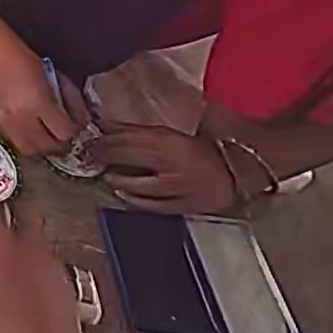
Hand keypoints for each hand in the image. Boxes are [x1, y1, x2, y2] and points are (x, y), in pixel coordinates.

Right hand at [0, 40, 78, 157]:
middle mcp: (23, 117)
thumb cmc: (30, 65)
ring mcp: (8, 122)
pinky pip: (16, 143)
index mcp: (40, 104)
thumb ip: (73, 102)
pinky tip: (32, 133)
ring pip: (30, 150)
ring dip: (43, 148)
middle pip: (48, 146)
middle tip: (64, 137)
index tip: (75, 127)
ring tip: (48, 139)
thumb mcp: (58, 80)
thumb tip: (83, 122)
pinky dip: (27, 142)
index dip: (74, 131)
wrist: (0, 59)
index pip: (64, 132)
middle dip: (60, 144)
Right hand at [0, 206, 85, 332]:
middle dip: (0, 232)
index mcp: (3, 244)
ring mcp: (49, 262)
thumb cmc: (8, 328)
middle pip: (14, 222)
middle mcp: (29, 246)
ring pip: (31, 243)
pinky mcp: (62, 281)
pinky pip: (44, 265)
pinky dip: (32, 272)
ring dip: (16, 252)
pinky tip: (22, 295)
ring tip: (1, 277)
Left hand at [96, 126, 235, 213]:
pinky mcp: (185, 206)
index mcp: (169, 140)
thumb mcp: (172, 134)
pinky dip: (134, 201)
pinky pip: (153, 206)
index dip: (104, 139)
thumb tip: (108, 127)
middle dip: (106, 156)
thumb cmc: (205, 148)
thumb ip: (141, 132)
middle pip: (128, 158)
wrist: (242, 170)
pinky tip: (122, 195)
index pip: (126, 138)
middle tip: (91, 157)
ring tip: (106, 176)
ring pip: (137, 185)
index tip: (90, 139)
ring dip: (117, 180)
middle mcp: (171, 162)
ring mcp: (178, 187)